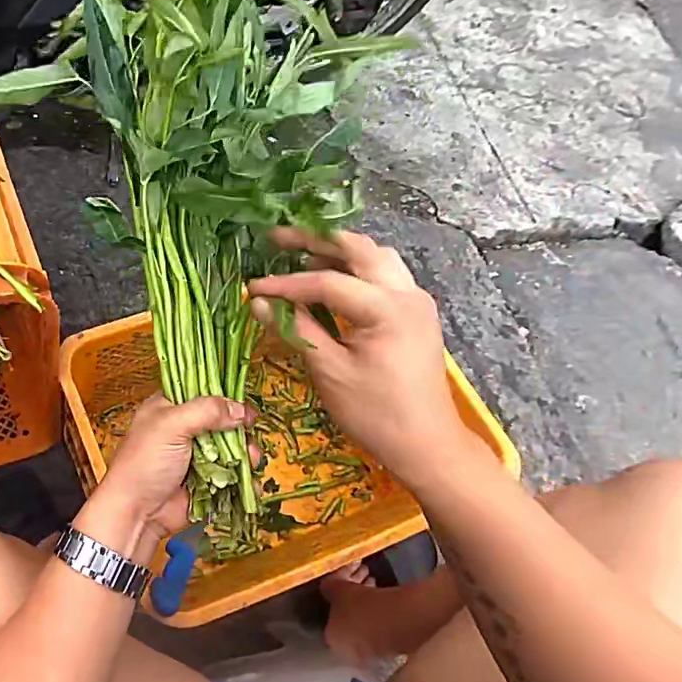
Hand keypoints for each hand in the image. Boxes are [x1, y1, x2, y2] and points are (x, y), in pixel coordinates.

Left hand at [78, 395, 249, 562]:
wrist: (137, 513)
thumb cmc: (144, 463)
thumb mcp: (171, 426)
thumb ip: (206, 411)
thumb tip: (240, 409)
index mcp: (170, 407)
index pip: (202, 391)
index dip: (224, 397)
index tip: (244, 406)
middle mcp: (184, 429)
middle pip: (222, 421)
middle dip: (238, 429)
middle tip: (247, 435)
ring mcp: (196, 455)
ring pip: (230, 448)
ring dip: (244, 454)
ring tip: (250, 460)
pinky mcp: (206, 480)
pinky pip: (231, 474)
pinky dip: (243, 478)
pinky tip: (250, 481)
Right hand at [247, 228, 491, 488]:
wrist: (427, 443)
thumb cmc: (377, 413)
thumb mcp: (330, 372)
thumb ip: (296, 329)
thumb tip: (259, 302)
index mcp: (388, 309)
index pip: (328, 282)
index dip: (286, 283)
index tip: (254, 286)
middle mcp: (407, 294)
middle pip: (359, 249)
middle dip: (316, 240)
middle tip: (278, 238)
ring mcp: (416, 301)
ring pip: (375, 257)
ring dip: (339, 251)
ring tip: (302, 254)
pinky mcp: (415, 313)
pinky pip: (383, 276)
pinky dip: (354, 270)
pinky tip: (330, 279)